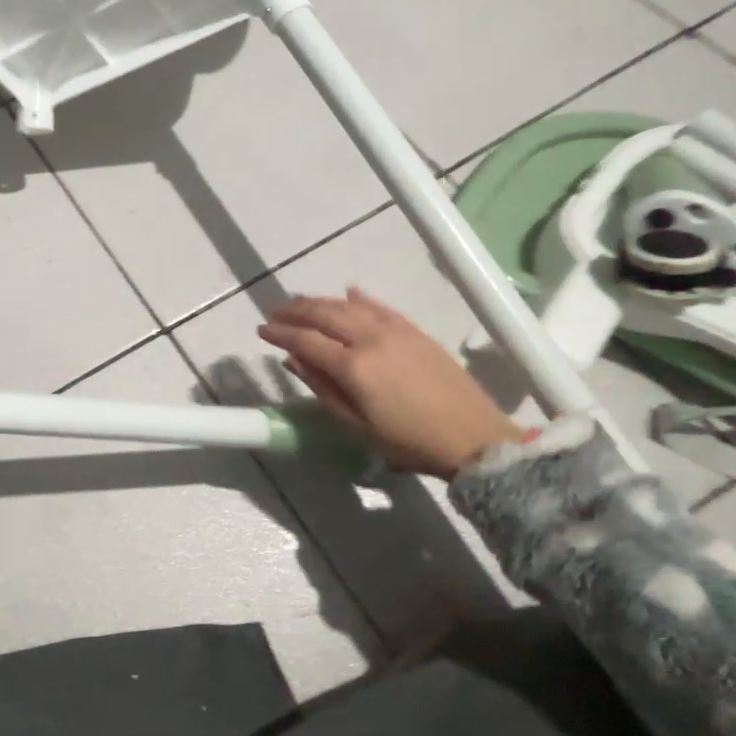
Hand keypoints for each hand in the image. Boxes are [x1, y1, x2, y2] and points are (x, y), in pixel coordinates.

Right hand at [258, 288, 523, 478]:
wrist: (474, 439)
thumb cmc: (409, 442)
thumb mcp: (357, 426)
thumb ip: (322, 389)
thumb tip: (292, 361)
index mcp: (353, 367)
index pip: (305, 341)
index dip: (280, 334)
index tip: (260, 330)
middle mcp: (370, 340)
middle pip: (324, 315)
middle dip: (294, 310)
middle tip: (273, 311)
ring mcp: (395, 331)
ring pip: (348, 306)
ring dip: (320, 301)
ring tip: (300, 301)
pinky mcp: (415, 331)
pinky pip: (380, 307)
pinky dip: (360, 299)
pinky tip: (347, 293)